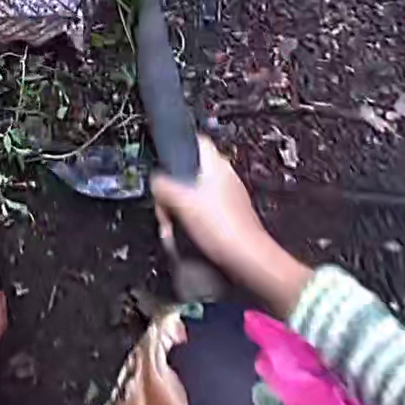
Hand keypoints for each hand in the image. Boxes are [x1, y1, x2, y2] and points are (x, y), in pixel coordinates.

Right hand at [152, 134, 310, 316]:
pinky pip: (203, 213)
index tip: (165, 158)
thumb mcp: (179, 201)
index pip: (196, 141)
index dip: (178, 146)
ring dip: (179, 210)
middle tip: (166, 205)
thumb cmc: (223, 229)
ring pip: (194, 195)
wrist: (249, 263)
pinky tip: (185, 237)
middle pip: (188, 173)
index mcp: (217, 165)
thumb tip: (155, 182)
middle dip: (172, 190)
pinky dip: (191, 222)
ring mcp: (229, 199)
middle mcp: (225, 178)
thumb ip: (161, 185)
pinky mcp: (229, 219)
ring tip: (173, 227)